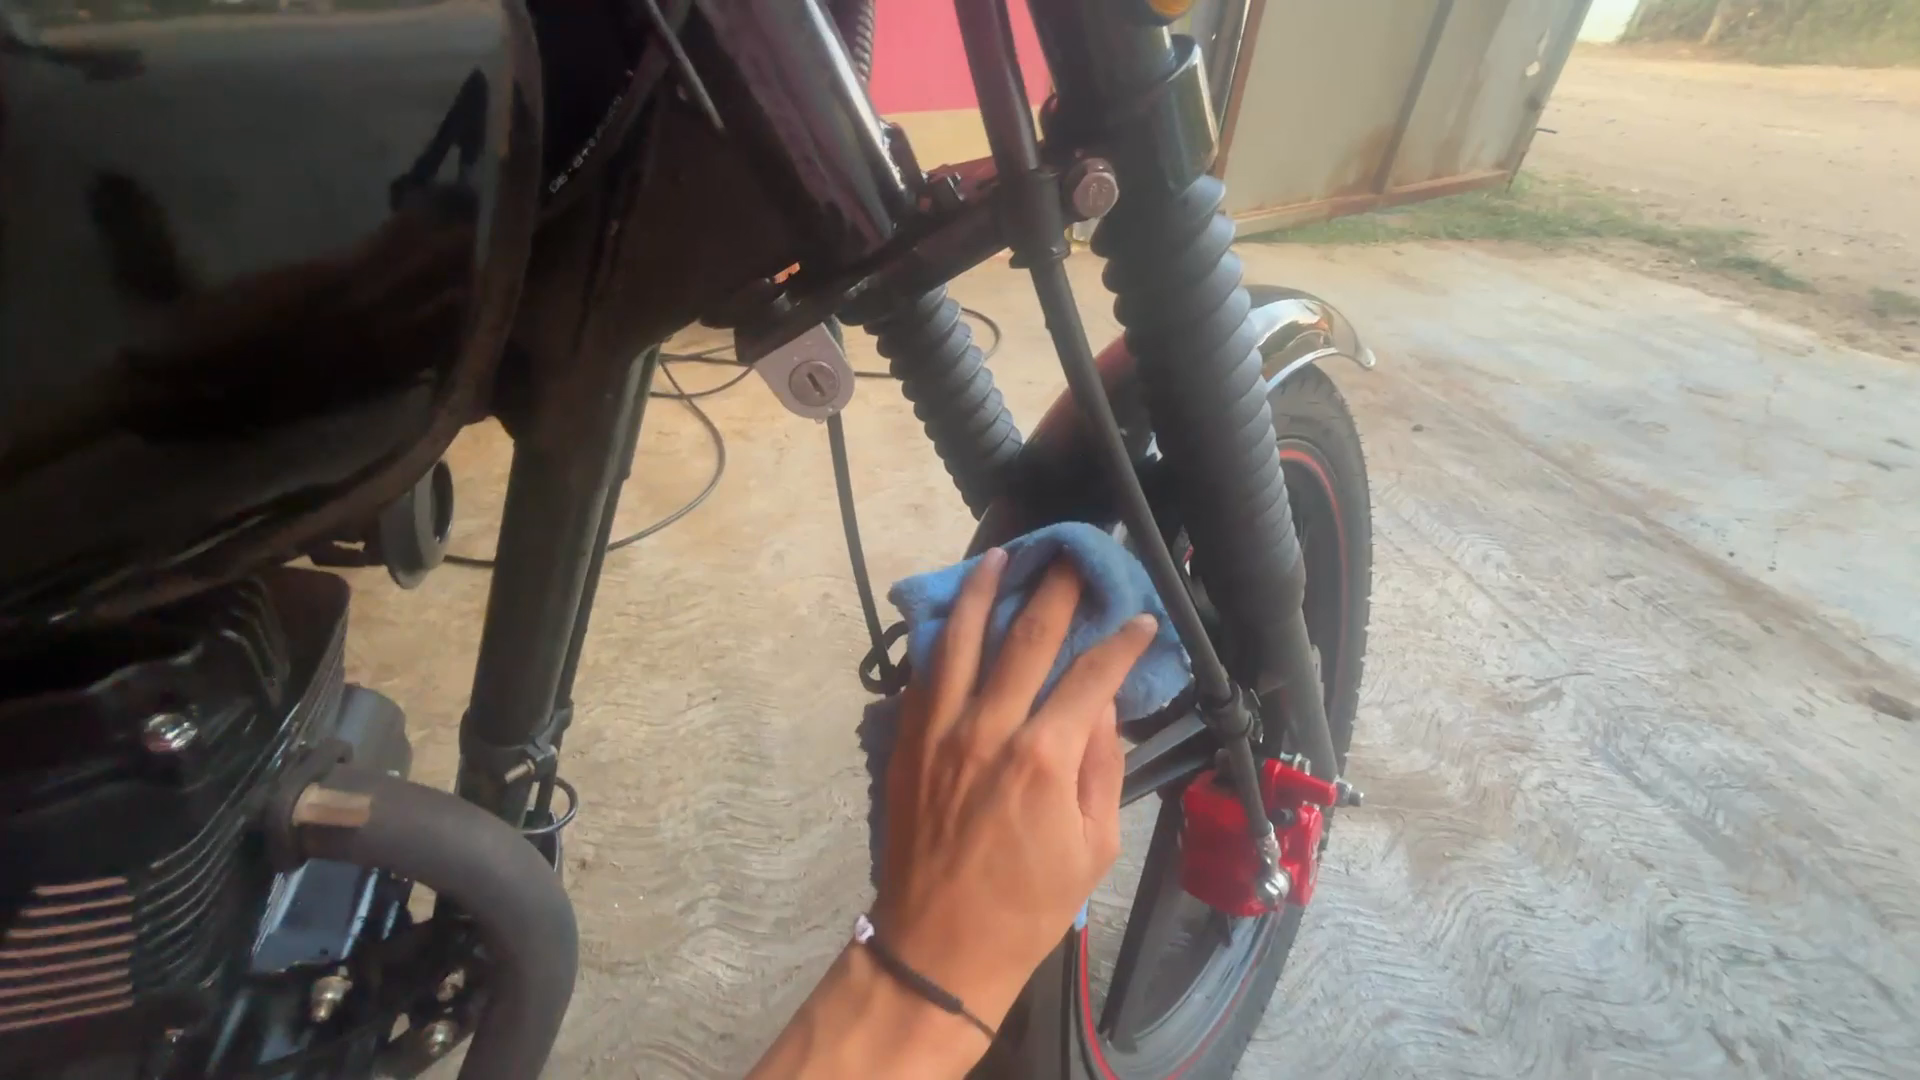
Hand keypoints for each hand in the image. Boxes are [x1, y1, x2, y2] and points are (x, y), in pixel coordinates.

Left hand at [874, 547, 1158, 1028]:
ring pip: (964, 639)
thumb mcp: (1095, 846)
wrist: (938, 943)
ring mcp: (941, 729)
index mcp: (1043, 758)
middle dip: (1056, 590)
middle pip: (1028, 638)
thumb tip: (1104, 704)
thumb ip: (1102, 765)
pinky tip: (955, 610)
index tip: (1138, 618)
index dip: (1121, 643)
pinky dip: (944, 635)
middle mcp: (989, 728)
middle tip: (1071, 557)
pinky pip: (927, 671)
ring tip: (999, 555)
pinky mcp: (909, 738)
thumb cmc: (1028, 903)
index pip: (1092, 677)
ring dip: (985, 590)